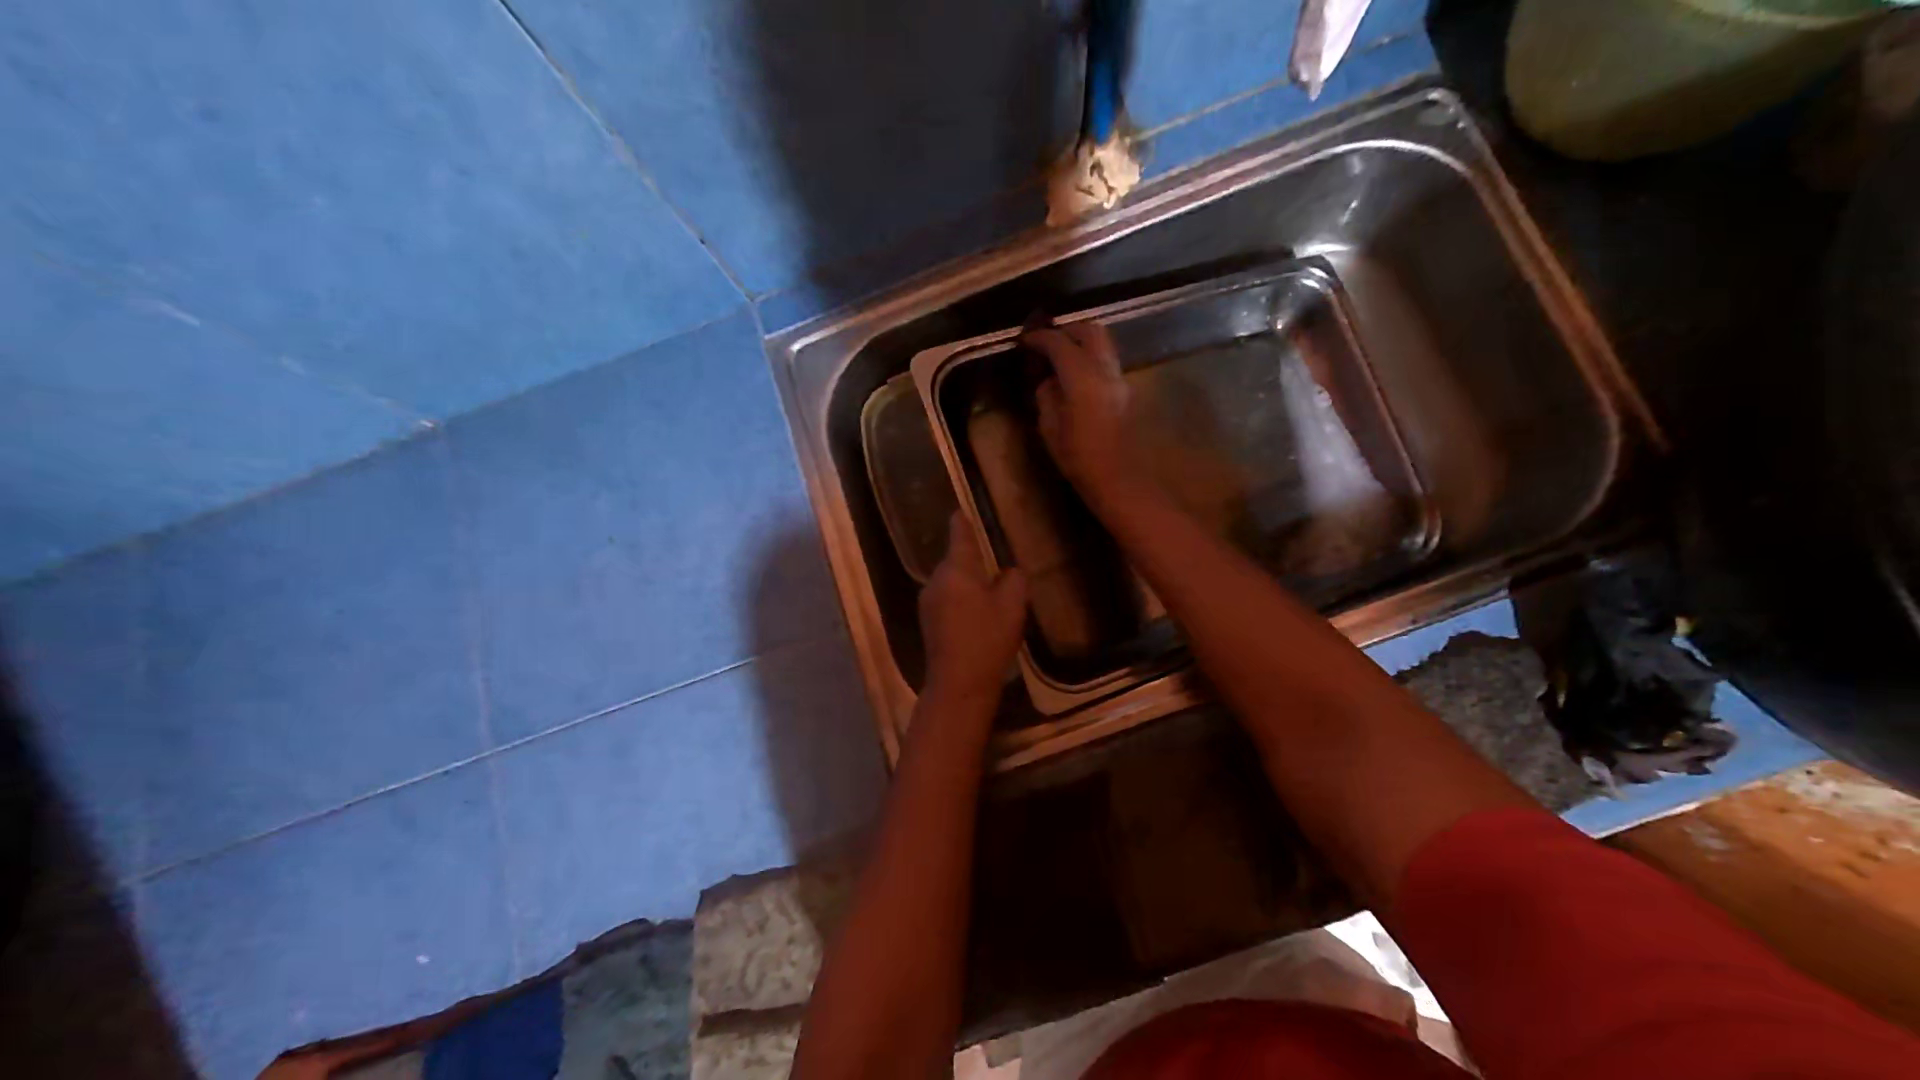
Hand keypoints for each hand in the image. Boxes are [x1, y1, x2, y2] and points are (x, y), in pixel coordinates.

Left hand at [919, 514, 1027, 704]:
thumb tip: (1009, 571)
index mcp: (955, 569)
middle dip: (973, 556)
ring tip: (992, 587)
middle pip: (956, 559)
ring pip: (952, 581)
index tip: (965, 506)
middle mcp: (936, 580)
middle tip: (996, 555)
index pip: (959, 532)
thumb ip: (1014, 579)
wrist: (959, 684)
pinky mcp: (929, 622)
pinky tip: (979, 613)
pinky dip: (962, 599)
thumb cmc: (987, 638)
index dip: (964, 518)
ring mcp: (928, 602)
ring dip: (968, 580)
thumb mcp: (1012, 605)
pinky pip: (948, 599)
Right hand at [1021, 323, 1137, 506]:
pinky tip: (1076, 377)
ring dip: (1081, 343)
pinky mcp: (1127, 392)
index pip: (1060, 343)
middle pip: (1090, 331)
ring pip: (1103, 345)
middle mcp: (1105, 370)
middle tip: (1046, 340)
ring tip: (1060, 357)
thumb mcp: (1051, 429)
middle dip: (1067, 330)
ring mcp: (1120, 380)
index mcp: (1082, 377)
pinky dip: (1090, 359)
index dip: (1040, 338)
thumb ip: (1048, 397)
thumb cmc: (1080, 459)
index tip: (1025, 340)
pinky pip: (1107, 363)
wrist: (1121, 481)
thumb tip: (1049, 381)